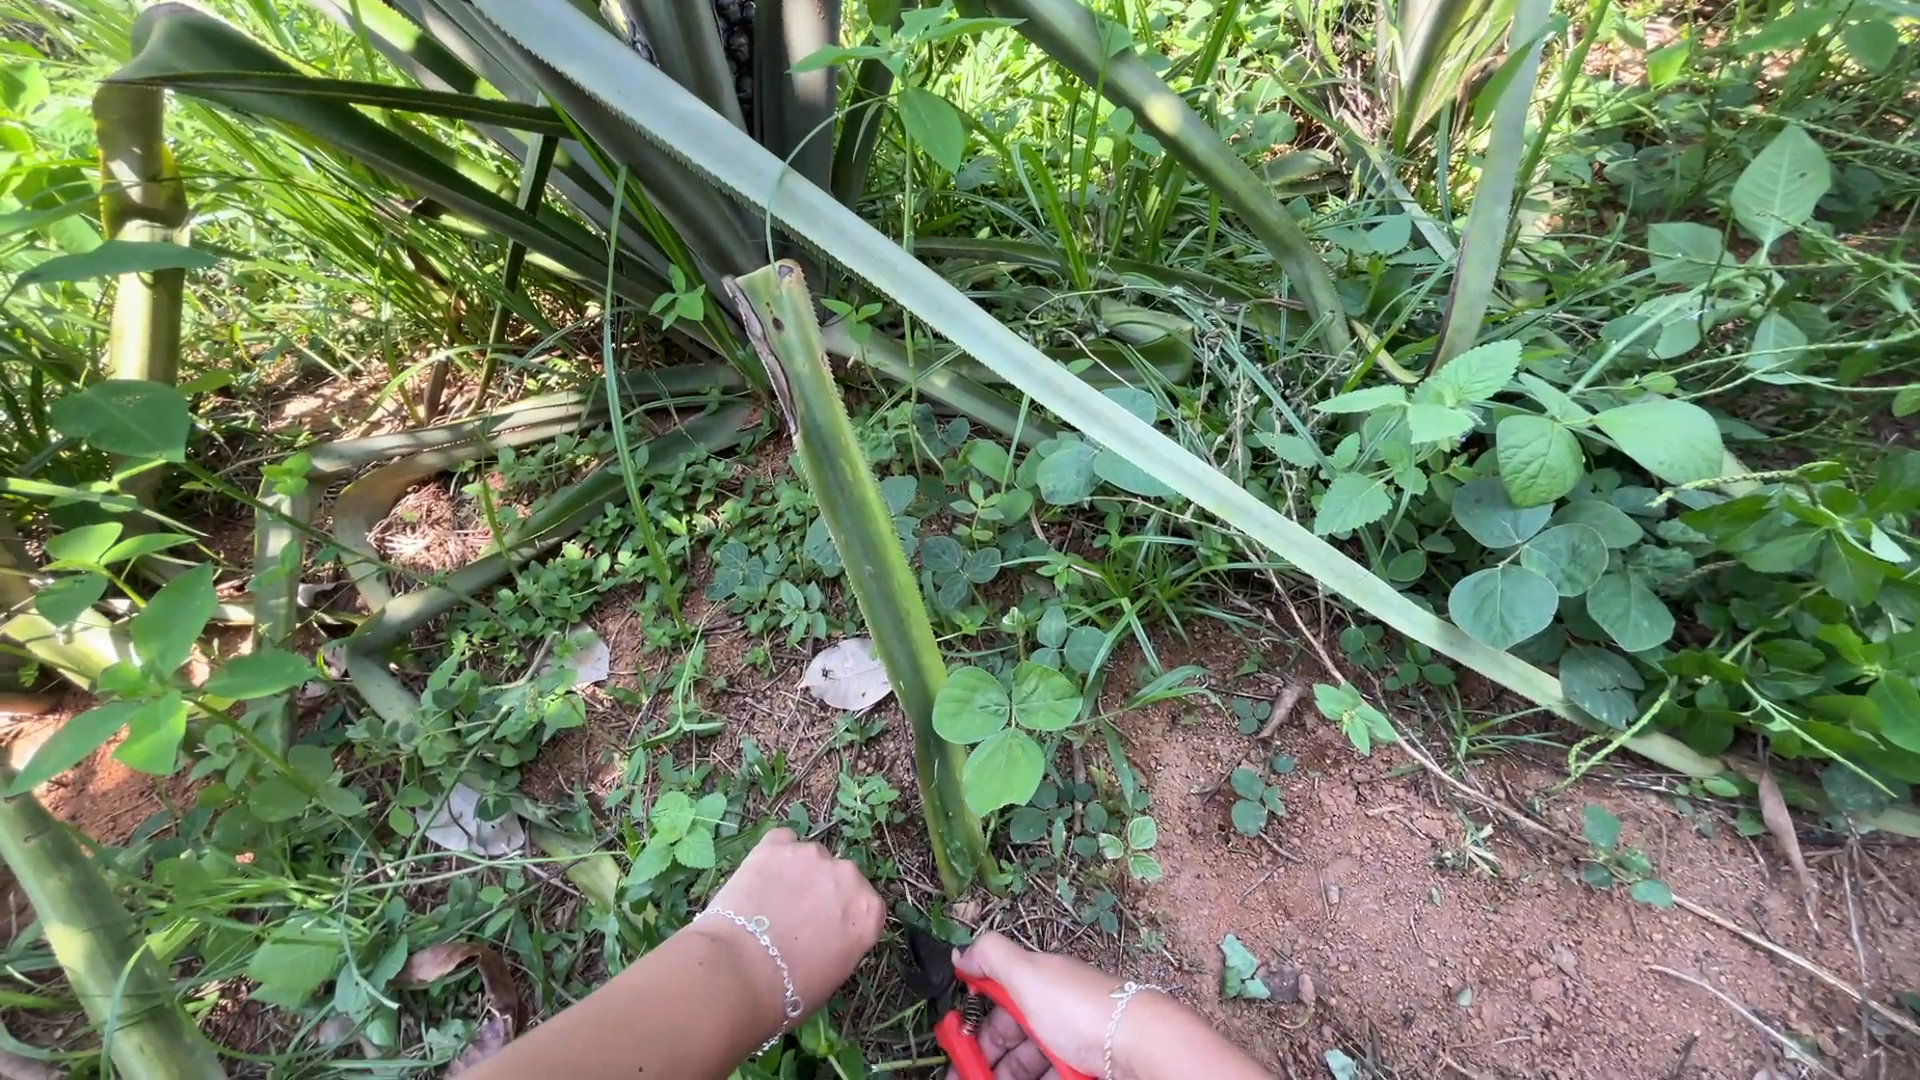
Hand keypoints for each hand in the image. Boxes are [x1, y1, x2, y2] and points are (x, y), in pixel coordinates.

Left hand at [693, 829, 883, 1028]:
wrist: (737, 975)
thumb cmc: (787, 992)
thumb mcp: (833, 975)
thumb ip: (843, 941)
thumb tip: (827, 933)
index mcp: (868, 911)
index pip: (864, 905)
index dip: (843, 917)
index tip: (826, 931)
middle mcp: (848, 874)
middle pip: (840, 877)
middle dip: (822, 893)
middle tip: (795, 920)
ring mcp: (812, 854)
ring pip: (809, 858)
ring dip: (797, 874)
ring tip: (769, 904)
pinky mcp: (778, 844)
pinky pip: (781, 842)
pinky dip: (773, 856)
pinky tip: (758, 880)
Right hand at [947, 931, 1126, 1077]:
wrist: (1138, 1043)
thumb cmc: (1080, 1008)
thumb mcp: (1027, 973)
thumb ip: (991, 956)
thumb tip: (961, 951)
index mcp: (1037, 983)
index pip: (997, 1002)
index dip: (974, 1025)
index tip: (956, 1048)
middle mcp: (1054, 1010)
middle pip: (1012, 1038)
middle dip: (987, 1060)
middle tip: (969, 1078)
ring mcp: (1072, 1042)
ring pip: (1031, 1063)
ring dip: (1008, 1075)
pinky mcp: (1085, 1068)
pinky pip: (1052, 1076)